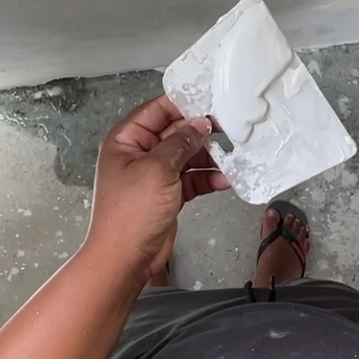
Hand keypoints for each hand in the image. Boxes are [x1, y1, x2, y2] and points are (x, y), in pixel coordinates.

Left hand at [84, 95, 228, 278]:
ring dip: (209, 157)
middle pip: (175, 133)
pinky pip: (191, 179)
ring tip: (232, 155)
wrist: (126, 258)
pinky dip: (207, 179)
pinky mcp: (168, 194)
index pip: (156, 111)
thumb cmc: (130, 213)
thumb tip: (200, 124)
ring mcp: (154, 175)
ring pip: (186, 156)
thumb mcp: (157, 169)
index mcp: (126, 140)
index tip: (208, 100)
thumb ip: (180, 142)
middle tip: (228, 128)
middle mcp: (139, 154)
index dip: (182, 104)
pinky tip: (225, 179)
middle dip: (200, 132)